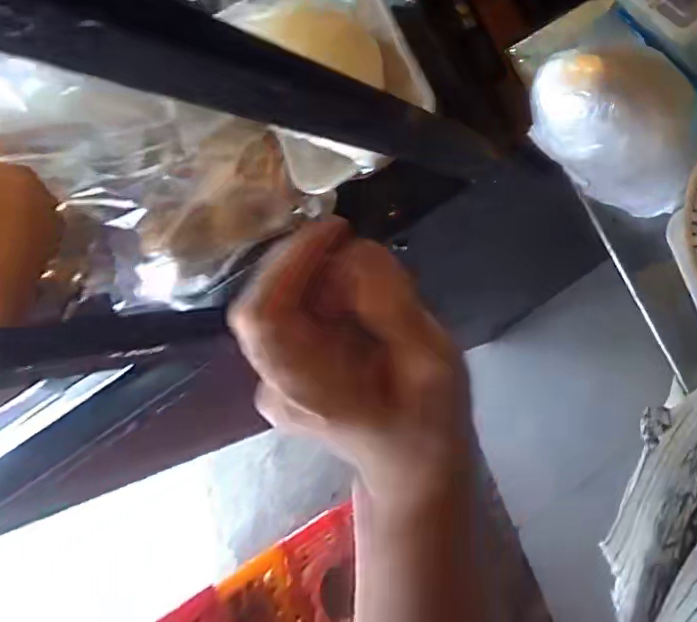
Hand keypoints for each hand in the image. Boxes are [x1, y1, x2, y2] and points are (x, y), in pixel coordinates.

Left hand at [229, 217, 470, 506]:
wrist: (414, 467)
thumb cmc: (429, 418)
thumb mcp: (431, 358)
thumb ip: (392, 308)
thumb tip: (355, 254)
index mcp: (304, 386)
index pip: (265, 315)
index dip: (292, 262)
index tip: (338, 228)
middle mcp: (274, 380)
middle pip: (275, 300)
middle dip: (321, 263)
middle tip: (381, 264)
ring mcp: (276, 376)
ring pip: (289, 302)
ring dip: (333, 278)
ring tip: (390, 296)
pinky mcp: (289, 367)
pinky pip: (302, 312)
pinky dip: (336, 292)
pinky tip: (375, 311)